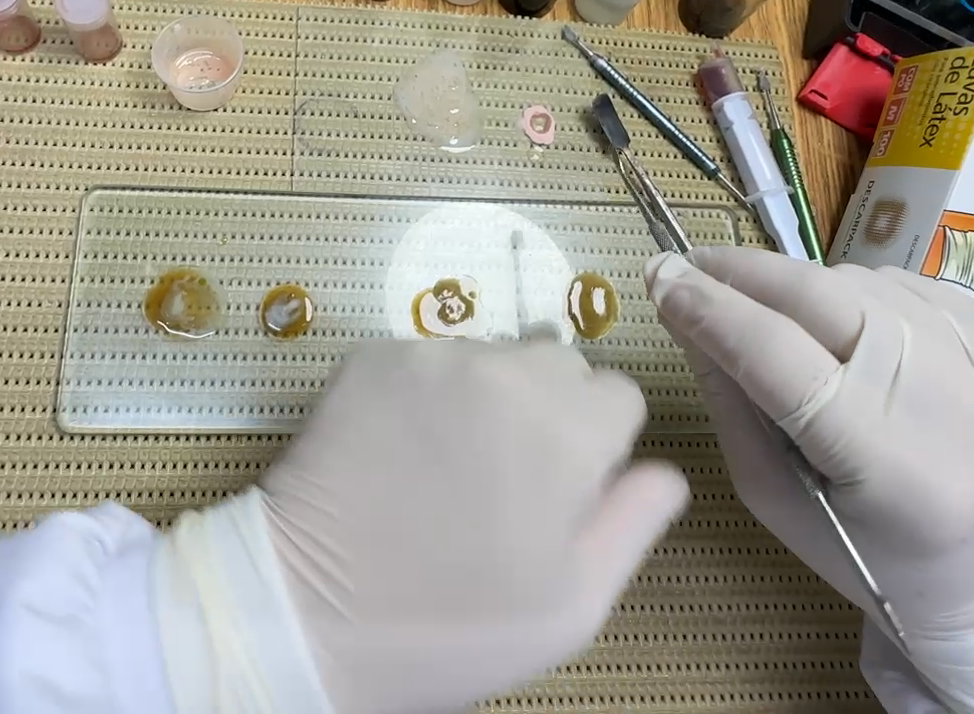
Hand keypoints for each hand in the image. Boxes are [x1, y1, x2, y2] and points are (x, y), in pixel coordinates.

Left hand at [155, 340, 688, 713]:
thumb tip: (664, 470)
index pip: (617, 392)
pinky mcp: (373, 354)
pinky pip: (427, 357)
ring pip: (492, 355)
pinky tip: (400, 444)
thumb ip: (632, 523)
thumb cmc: (450, 619)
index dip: (598, 441)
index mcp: (563, 426)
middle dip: (549, 407)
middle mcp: (501, 369)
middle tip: (505, 470)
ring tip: (446, 460)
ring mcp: (430, 354)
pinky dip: (427, 390)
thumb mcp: (570, 604)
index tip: (563, 481)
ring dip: (487, 395)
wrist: (309, 605)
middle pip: (557, 363)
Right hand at [646, 248, 973, 710]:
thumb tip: (683, 311)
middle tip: (690, 265)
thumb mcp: (771, 493)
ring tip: (764, 310)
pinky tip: (836, 324)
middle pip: (824, 299)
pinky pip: (902, 284)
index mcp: (897, 470)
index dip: (711, 309)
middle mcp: (963, 409)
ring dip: (794, 285)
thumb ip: (727, 397)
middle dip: (743, 273)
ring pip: (858, 282)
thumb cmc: (865, 553)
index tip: (658, 277)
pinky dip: (851, 292)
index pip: (780, 357)